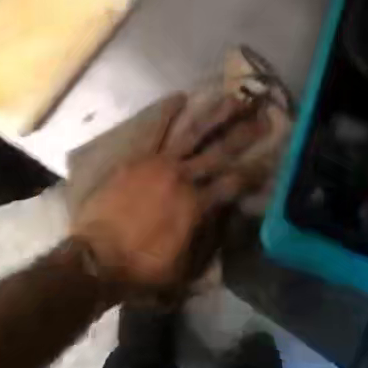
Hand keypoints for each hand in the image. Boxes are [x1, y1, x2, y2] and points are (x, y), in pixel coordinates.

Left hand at [71, 95, 269, 294]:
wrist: (94, 261)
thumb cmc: (140, 271)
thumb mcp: (184, 271)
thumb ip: (208, 244)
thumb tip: (228, 221)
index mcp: (197, 205)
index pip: (235, 182)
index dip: (256, 169)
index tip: (273, 155)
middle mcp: (184, 177)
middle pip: (220, 150)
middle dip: (244, 133)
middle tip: (263, 115)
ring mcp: (159, 163)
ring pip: (193, 131)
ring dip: (214, 113)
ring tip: (232, 98)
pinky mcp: (138, 158)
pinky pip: (155, 130)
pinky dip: (167, 112)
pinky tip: (180, 96)